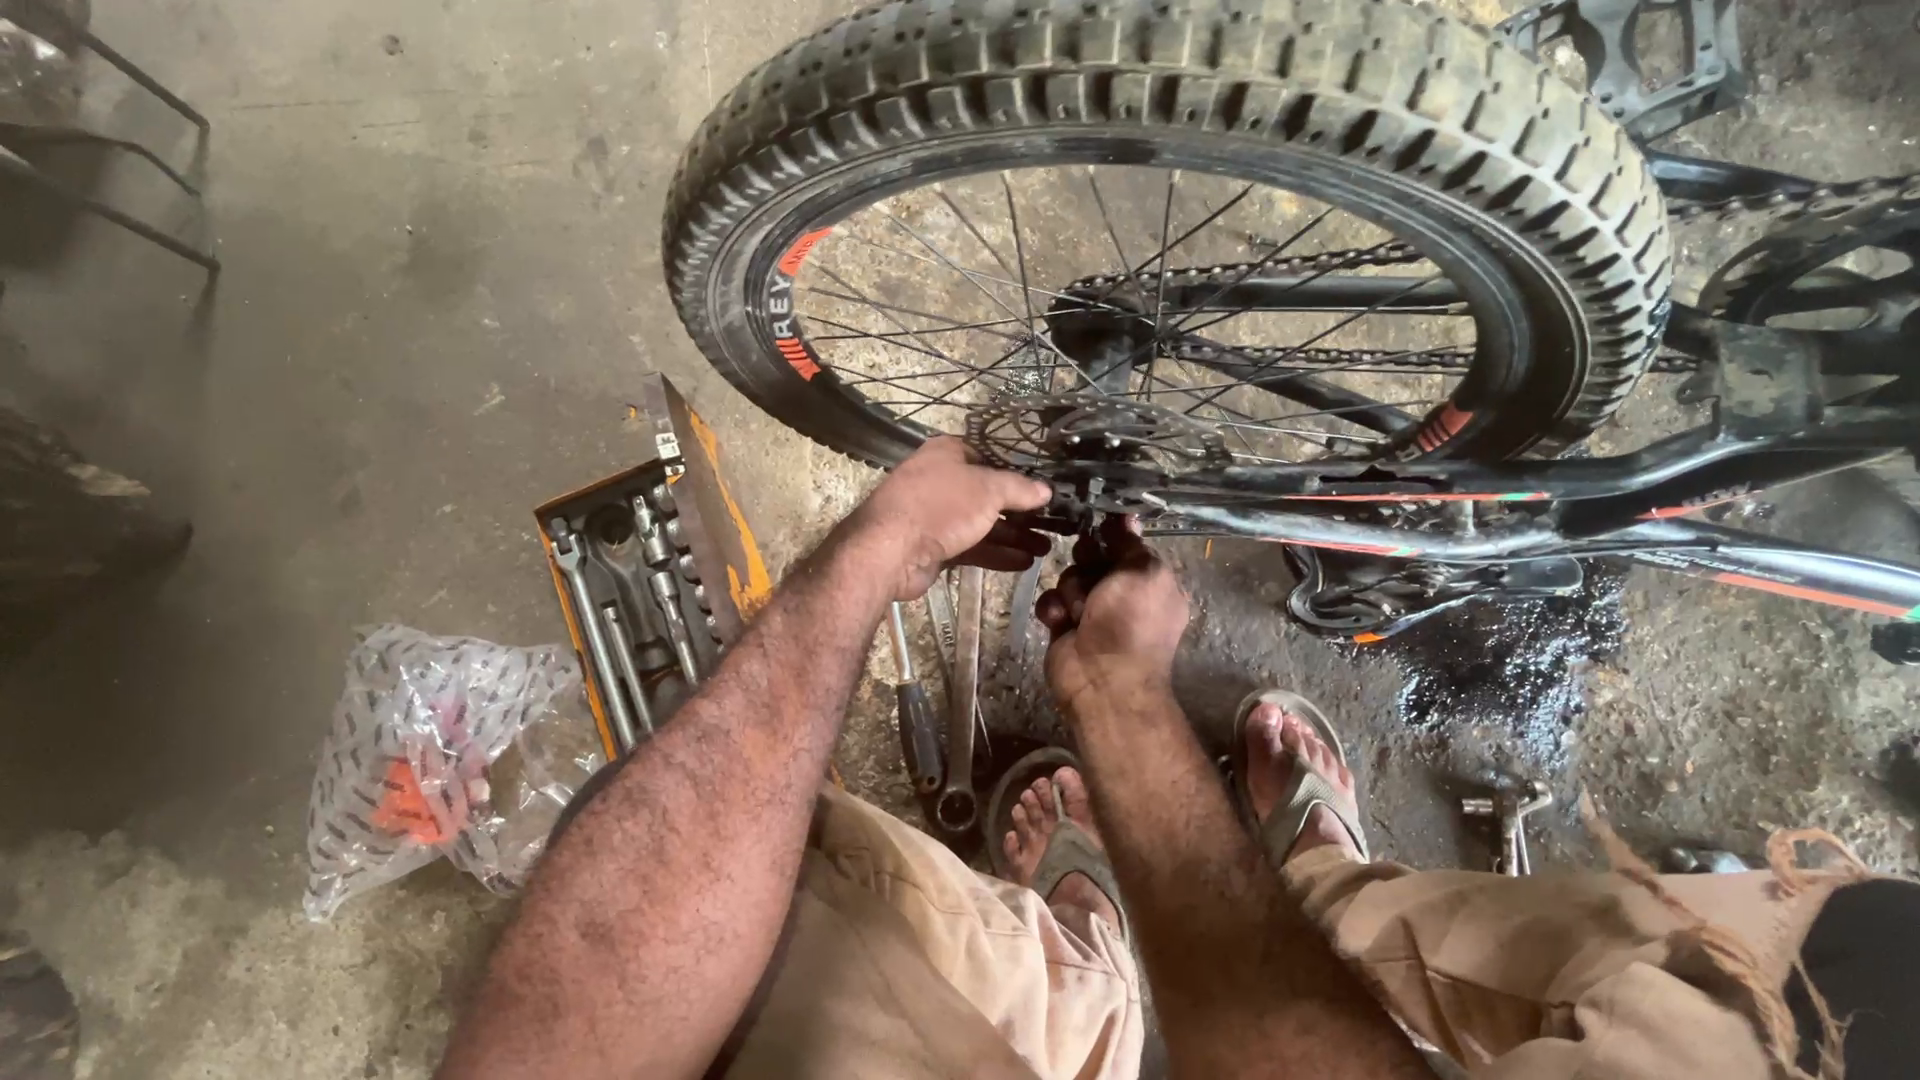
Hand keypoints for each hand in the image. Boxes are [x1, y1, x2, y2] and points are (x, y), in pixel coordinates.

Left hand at [847, 436, 1053, 600]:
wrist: (890, 550)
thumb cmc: (940, 505)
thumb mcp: (988, 489)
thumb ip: (1019, 488)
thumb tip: (1046, 490)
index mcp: (948, 452)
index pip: (990, 454)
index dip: (1019, 469)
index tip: (1046, 484)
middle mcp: (942, 480)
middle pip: (989, 493)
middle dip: (1021, 510)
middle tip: (1053, 522)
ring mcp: (937, 515)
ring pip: (983, 523)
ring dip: (1013, 535)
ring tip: (1046, 547)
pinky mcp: (935, 545)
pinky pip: (973, 547)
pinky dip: (997, 553)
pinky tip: (1024, 562)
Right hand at [1036, 515, 1189, 713]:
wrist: (1103, 680)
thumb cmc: (1131, 622)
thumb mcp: (1144, 573)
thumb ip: (1131, 544)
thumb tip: (1126, 518)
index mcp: (1153, 584)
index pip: (1129, 548)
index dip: (1112, 538)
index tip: (1099, 529)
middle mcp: (1124, 597)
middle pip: (1095, 559)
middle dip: (1088, 561)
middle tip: (1089, 568)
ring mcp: (1093, 613)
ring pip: (1070, 577)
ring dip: (1071, 589)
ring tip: (1078, 610)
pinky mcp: (1064, 627)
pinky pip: (1052, 602)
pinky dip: (1054, 609)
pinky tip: (1060, 622)